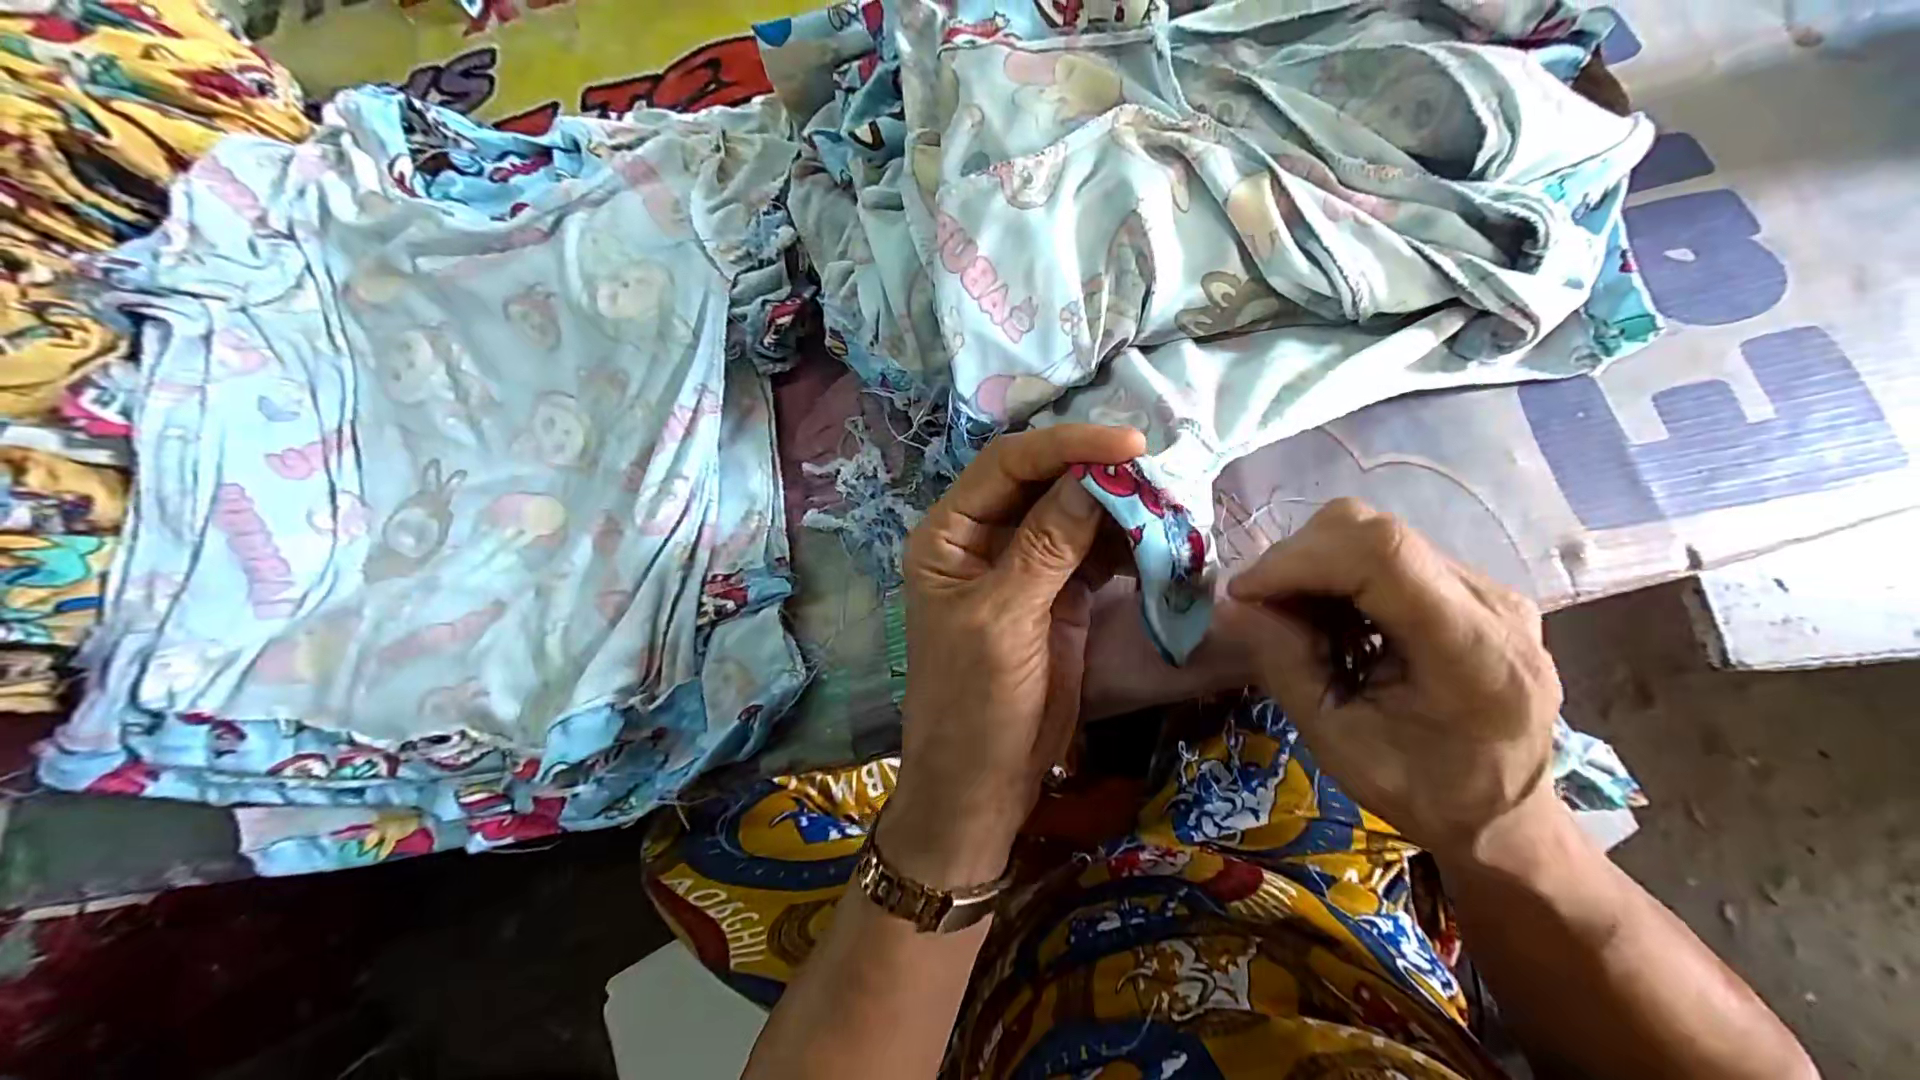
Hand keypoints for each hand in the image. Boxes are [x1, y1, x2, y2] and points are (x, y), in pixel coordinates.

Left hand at [881, 425, 1145, 887]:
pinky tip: (1160, 542)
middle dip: (1098, 474)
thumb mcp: (1002, 621)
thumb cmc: (972, 703)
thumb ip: (1045, 547)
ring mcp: (1026, 565)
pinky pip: (1096, 553)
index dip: (1064, 446)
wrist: (985, 781)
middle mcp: (985, 539)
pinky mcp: (1060, 593)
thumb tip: (1093, 477)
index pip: (1006, 465)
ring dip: (1120, 509)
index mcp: (950, 534)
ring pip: (1076, 515)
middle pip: (1044, 483)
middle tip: (1160, 474)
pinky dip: (1128, 546)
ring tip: (1170, 506)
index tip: (1128, 444)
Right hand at [1216, 498, 1562, 860]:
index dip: (1299, 559)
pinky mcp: (1473, 588)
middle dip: (1296, 559)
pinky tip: (1329, 617)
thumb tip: (1235, 605)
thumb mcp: (1337, 742)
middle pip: (1375, 532)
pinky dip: (1337, 572)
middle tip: (1262, 606)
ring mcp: (1489, 591)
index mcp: (1470, 654)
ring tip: (1294, 615)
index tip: (1245, 593)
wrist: (1503, 815)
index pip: (1382, 556)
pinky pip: (1390, 553)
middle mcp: (1491, 605)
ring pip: (1377, 534)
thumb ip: (1287, 666)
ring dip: (1313, 564)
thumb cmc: (1421, 791)